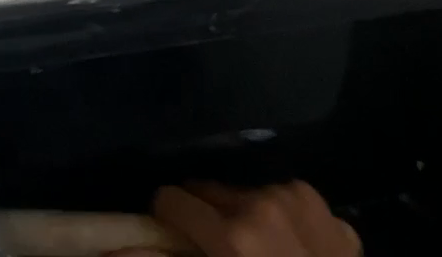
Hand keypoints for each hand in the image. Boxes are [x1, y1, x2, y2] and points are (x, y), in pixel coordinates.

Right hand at [137, 181, 360, 256]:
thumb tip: (111, 250)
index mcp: (234, 235)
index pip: (170, 199)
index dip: (166, 224)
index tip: (173, 244)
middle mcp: (265, 204)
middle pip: (206, 191)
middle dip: (203, 219)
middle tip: (213, 255)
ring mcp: (302, 203)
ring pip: (244, 194)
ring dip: (240, 217)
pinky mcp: (331, 211)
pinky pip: (286, 202)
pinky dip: (281, 222)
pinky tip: (292, 254)